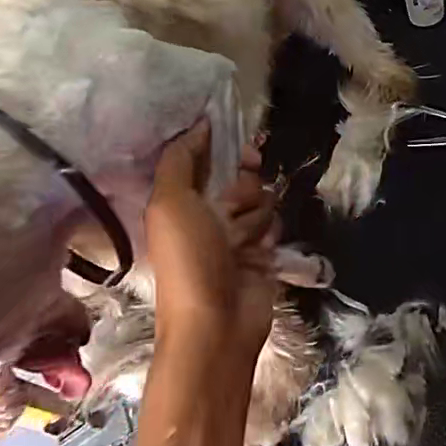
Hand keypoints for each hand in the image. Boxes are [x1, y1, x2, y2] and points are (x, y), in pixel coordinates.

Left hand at [144, 120, 278, 359]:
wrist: (217, 321)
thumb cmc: (188, 259)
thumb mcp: (170, 203)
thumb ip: (181, 159)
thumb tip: (200, 124)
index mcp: (180, 200)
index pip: (205, 159)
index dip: (223, 149)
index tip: (242, 149)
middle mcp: (208, 213)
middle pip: (241, 177)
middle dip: (245, 186)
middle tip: (237, 204)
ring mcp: (237, 234)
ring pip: (263, 200)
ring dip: (256, 217)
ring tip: (242, 242)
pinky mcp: (261, 252)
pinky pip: (275, 226)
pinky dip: (268, 236)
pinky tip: (258, 253)